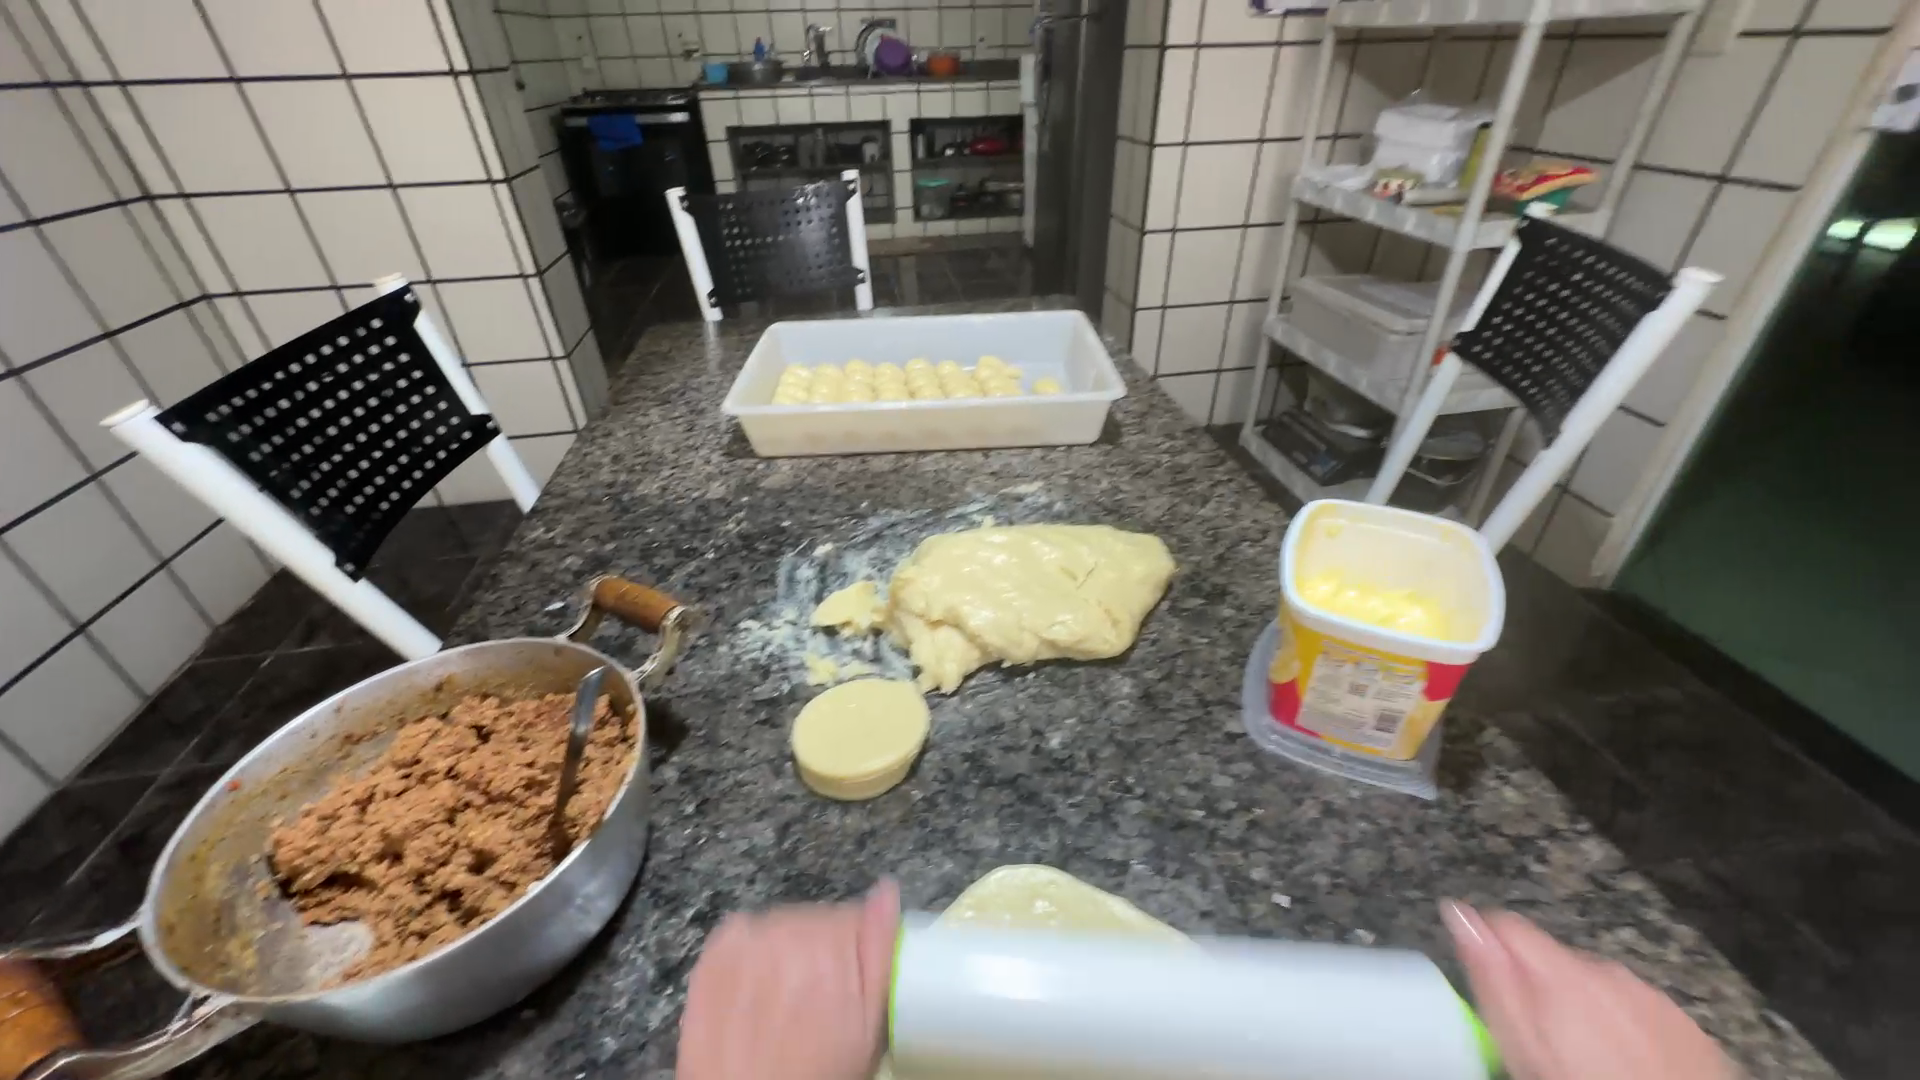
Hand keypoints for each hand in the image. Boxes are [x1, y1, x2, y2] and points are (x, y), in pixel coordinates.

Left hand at [677, 880, 900, 1079]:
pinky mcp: (718, 947)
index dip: (853, 954)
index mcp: (835, 943)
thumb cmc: (814, 1074)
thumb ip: (880, 951)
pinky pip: (745, 930)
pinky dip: (750, 951)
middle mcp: (792, 929)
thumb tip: (887, 889)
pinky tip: (752, 989)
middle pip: (818, 920)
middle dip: (819, 953)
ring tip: (780, 1003)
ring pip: (783, 924)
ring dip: (786, 952)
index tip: (845, 988)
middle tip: (812, 1004)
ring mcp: (751, 936)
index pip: (855, 917)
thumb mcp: (869, 1027)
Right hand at [1443, 901, 1735, 1079]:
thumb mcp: (1519, 1044)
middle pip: (1550, 955)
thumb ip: (1489, 976)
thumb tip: (1458, 914)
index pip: (1503, 922)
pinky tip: (1623, 1059)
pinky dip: (1622, 1022)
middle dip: (1537, 984)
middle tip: (1539, 1035)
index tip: (1488, 981)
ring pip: (1593, 980)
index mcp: (1560, 973)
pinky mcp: (1684, 1023)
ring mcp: (1649, 995)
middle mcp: (1606, 970)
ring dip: (1580, 1002)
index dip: (1486, 946)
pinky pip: (1635, 1005)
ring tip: (1584, 1052)